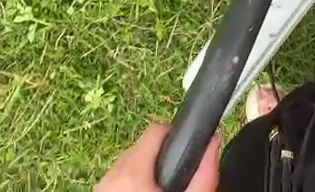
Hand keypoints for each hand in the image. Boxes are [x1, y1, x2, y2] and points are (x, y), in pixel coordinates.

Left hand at [96, 124, 217, 191]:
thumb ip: (203, 175)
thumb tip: (214, 139)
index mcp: (133, 171)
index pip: (156, 129)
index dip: (174, 137)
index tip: (184, 154)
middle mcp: (111, 174)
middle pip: (142, 147)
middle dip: (159, 159)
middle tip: (174, 181)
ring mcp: (100, 186)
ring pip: (128, 164)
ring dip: (144, 173)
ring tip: (159, 191)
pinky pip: (116, 180)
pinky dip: (129, 185)